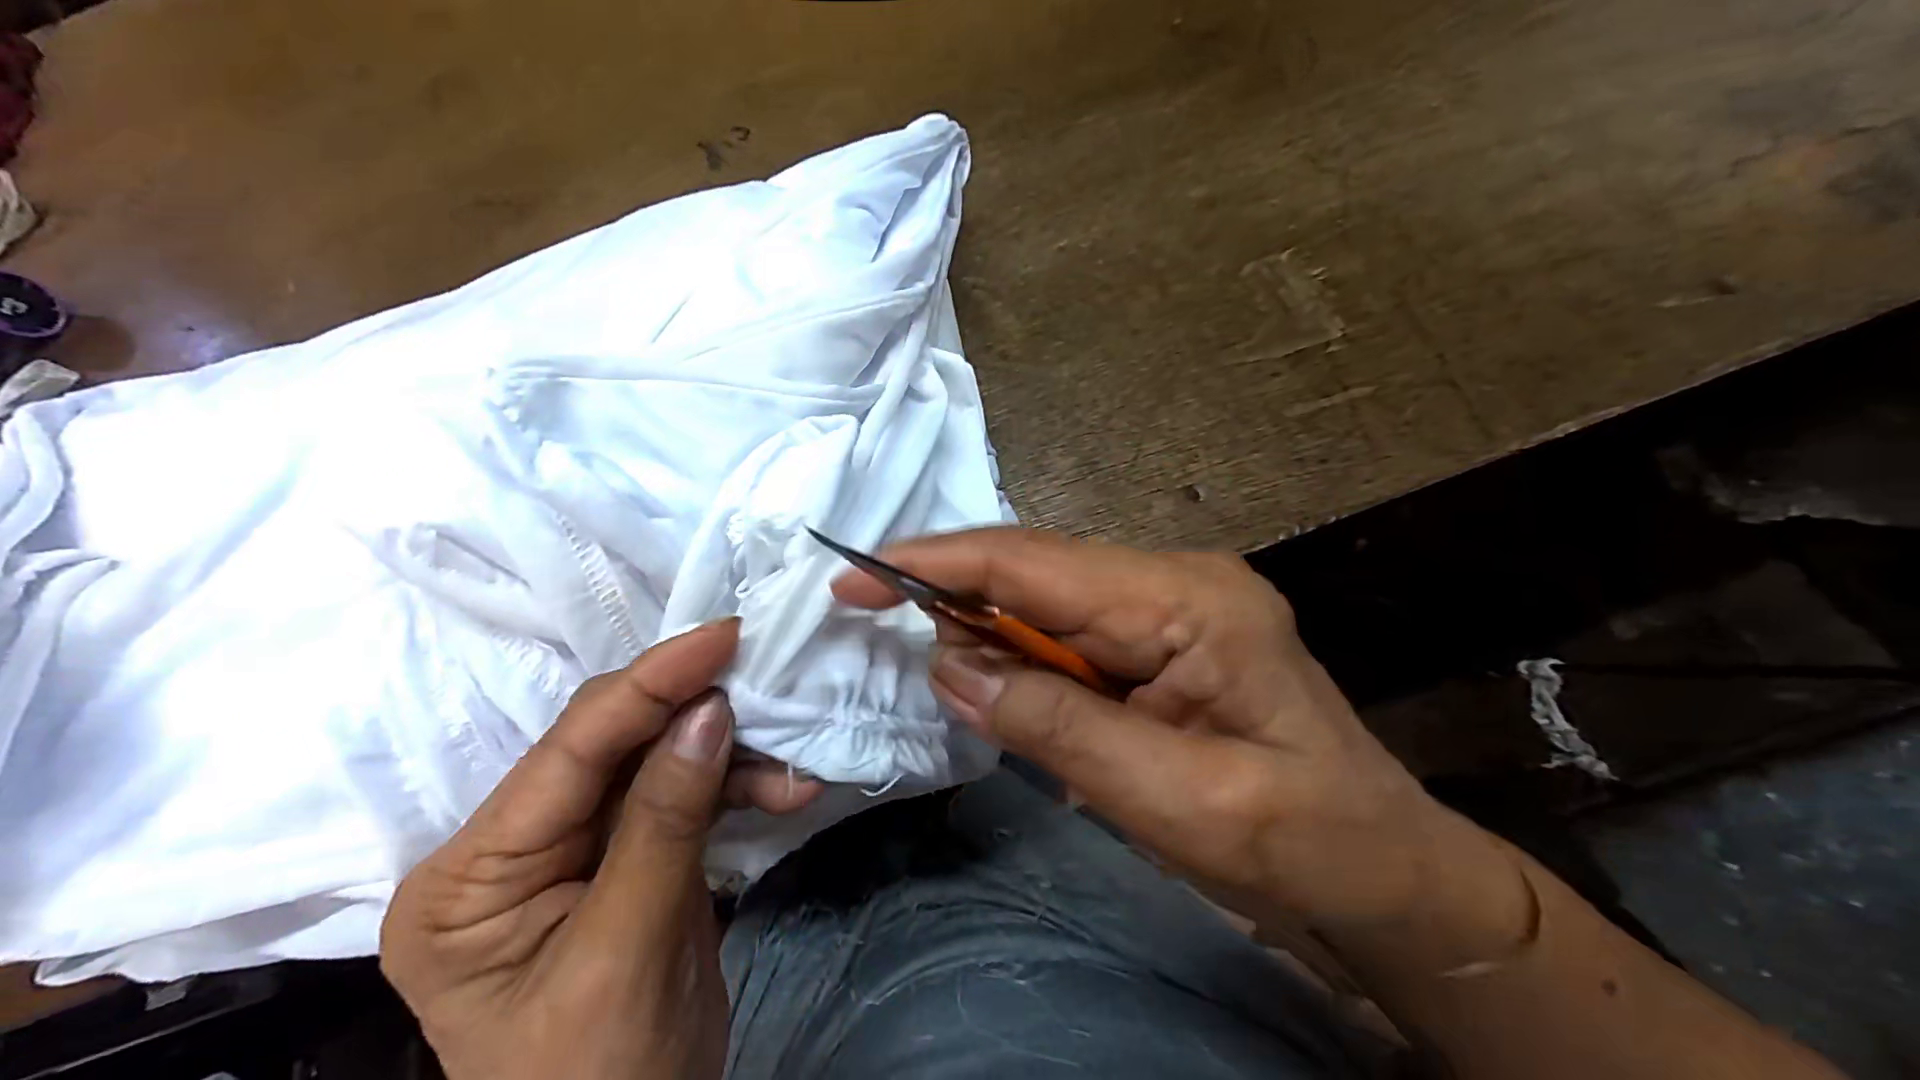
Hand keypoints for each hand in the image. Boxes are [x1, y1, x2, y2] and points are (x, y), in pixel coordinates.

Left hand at [379, 619, 820, 1079]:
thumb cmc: (603, 1076)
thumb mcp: (629, 951)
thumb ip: (664, 821)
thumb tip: (709, 711)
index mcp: (469, 876)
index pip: (566, 752)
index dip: (648, 685)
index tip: (720, 636)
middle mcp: (510, 847)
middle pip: (609, 746)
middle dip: (692, 714)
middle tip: (761, 683)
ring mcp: (572, 849)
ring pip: (655, 763)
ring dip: (727, 757)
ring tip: (787, 765)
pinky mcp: (626, 855)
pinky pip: (681, 797)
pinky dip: (733, 787)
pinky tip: (780, 791)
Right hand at [832, 529, 1532, 953]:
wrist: (1384, 864)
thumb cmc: (1303, 842)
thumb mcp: (1180, 802)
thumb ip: (1060, 729)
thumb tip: (951, 669)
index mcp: (1189, 601)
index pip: (1035, 563)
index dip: (939, 564)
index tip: (857, 574)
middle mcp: (1175, 580)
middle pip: (1034, 569)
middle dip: (953, 596)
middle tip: (876, 621)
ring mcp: (1170, 603)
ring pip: (1044, 598)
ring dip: (986, 633)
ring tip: (955, 681)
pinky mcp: (1161, 636)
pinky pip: (1068, 630)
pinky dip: (1021, 656)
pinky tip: (1005, 687)